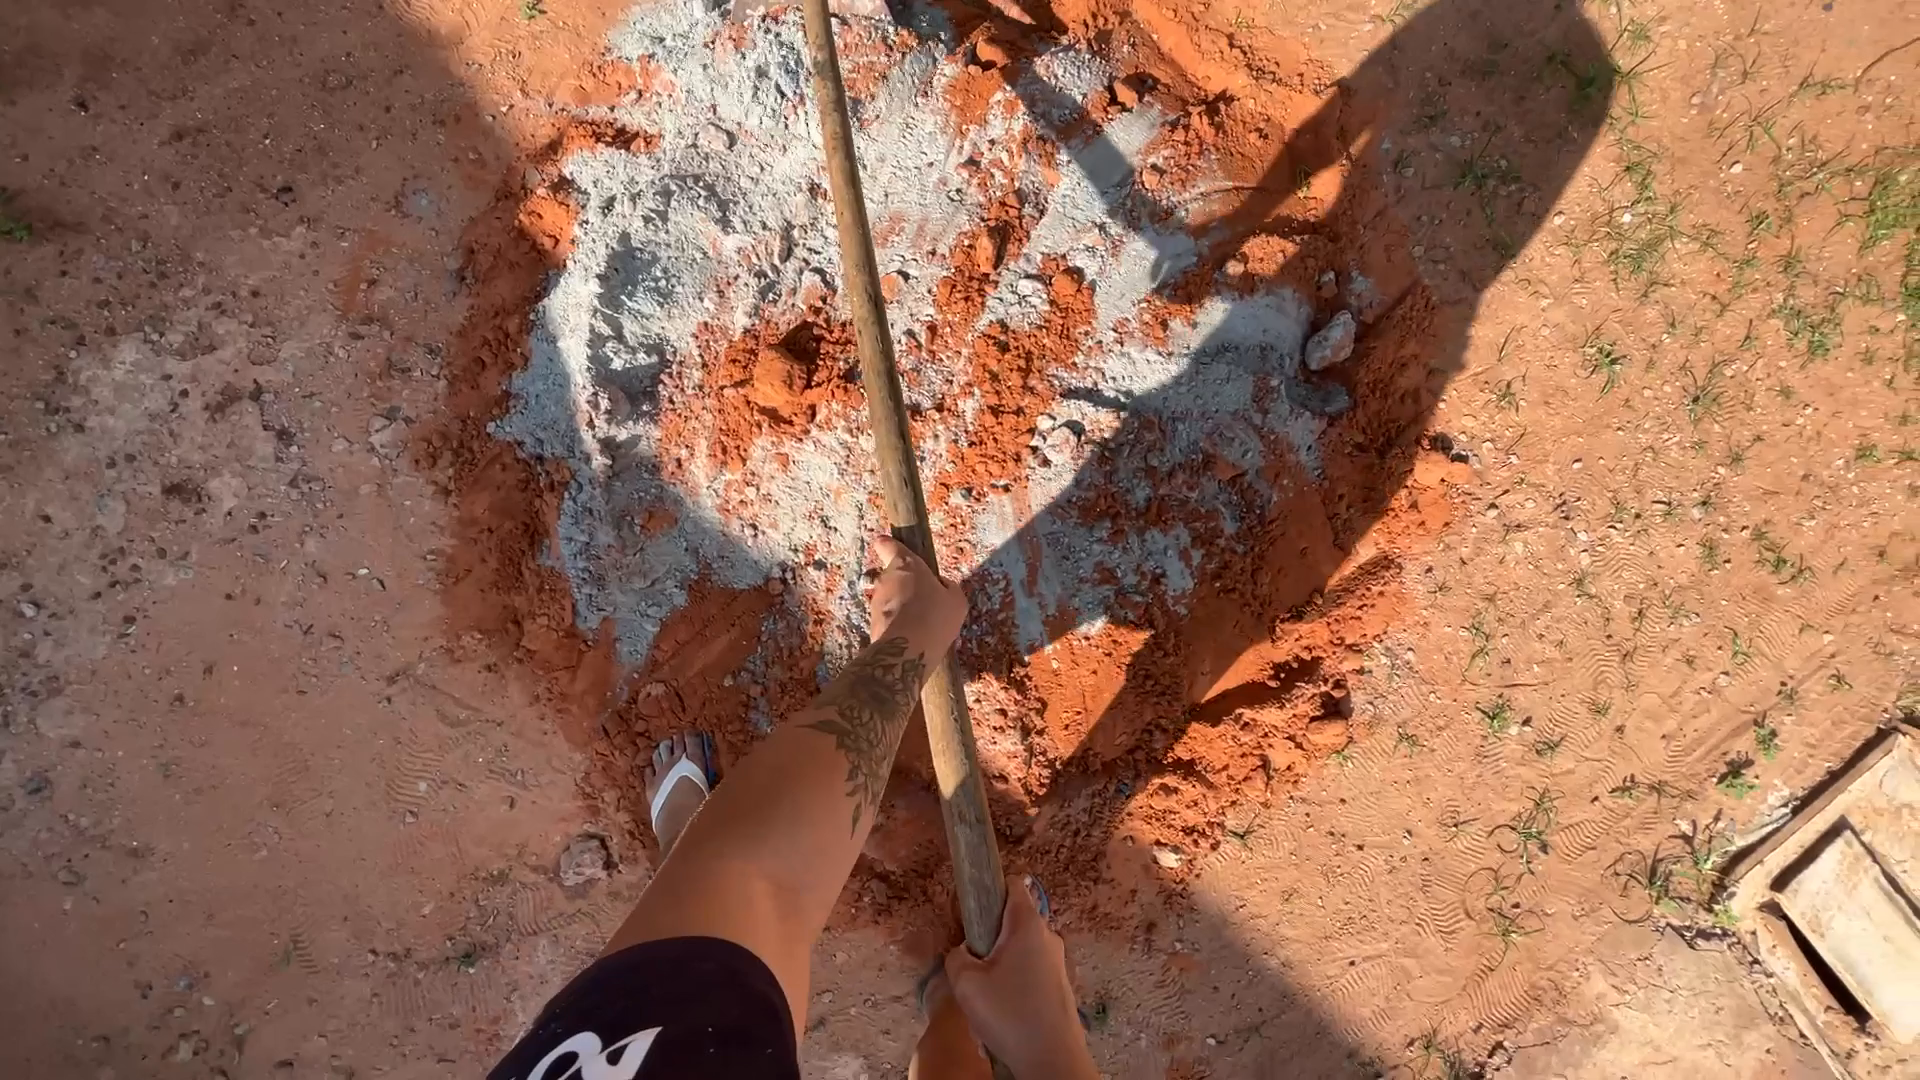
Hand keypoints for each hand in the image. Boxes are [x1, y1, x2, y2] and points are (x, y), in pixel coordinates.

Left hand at [867, 535, 966, 654]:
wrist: (908, 651)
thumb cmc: (935, 616)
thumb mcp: (956, 600)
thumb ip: (947, 587)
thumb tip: (941, 585)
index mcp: (905, 565)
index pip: (887, 545)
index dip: (890, 547)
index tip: (899, 553)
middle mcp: (885, 579)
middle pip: (892, 575)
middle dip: (905, 584)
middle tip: (924, 600)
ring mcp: (875, 602)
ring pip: (889, 598)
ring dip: (900, 606)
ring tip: (920, 623)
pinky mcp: (871, 624)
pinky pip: (887, 618)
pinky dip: (896, 623)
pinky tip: (912, 636)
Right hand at [943, 875, 1096, 1079]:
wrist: (1053, 1062)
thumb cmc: (1010, 1014)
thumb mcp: (966, 983)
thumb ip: (956, 957)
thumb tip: (963, 953)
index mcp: (1027, 923)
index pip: (1011, 884)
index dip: (990, 889)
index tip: (972, 910)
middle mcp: (1048, 935)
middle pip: (1014, 919)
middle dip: (991, 935)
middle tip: (974, 960)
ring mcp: (1058, 961)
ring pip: (1022, 948)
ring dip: (1003, 963)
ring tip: (988, 992)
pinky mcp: (1061, 985)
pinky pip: (1032, 971)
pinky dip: (1017, 982)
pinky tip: (1006, 1010)